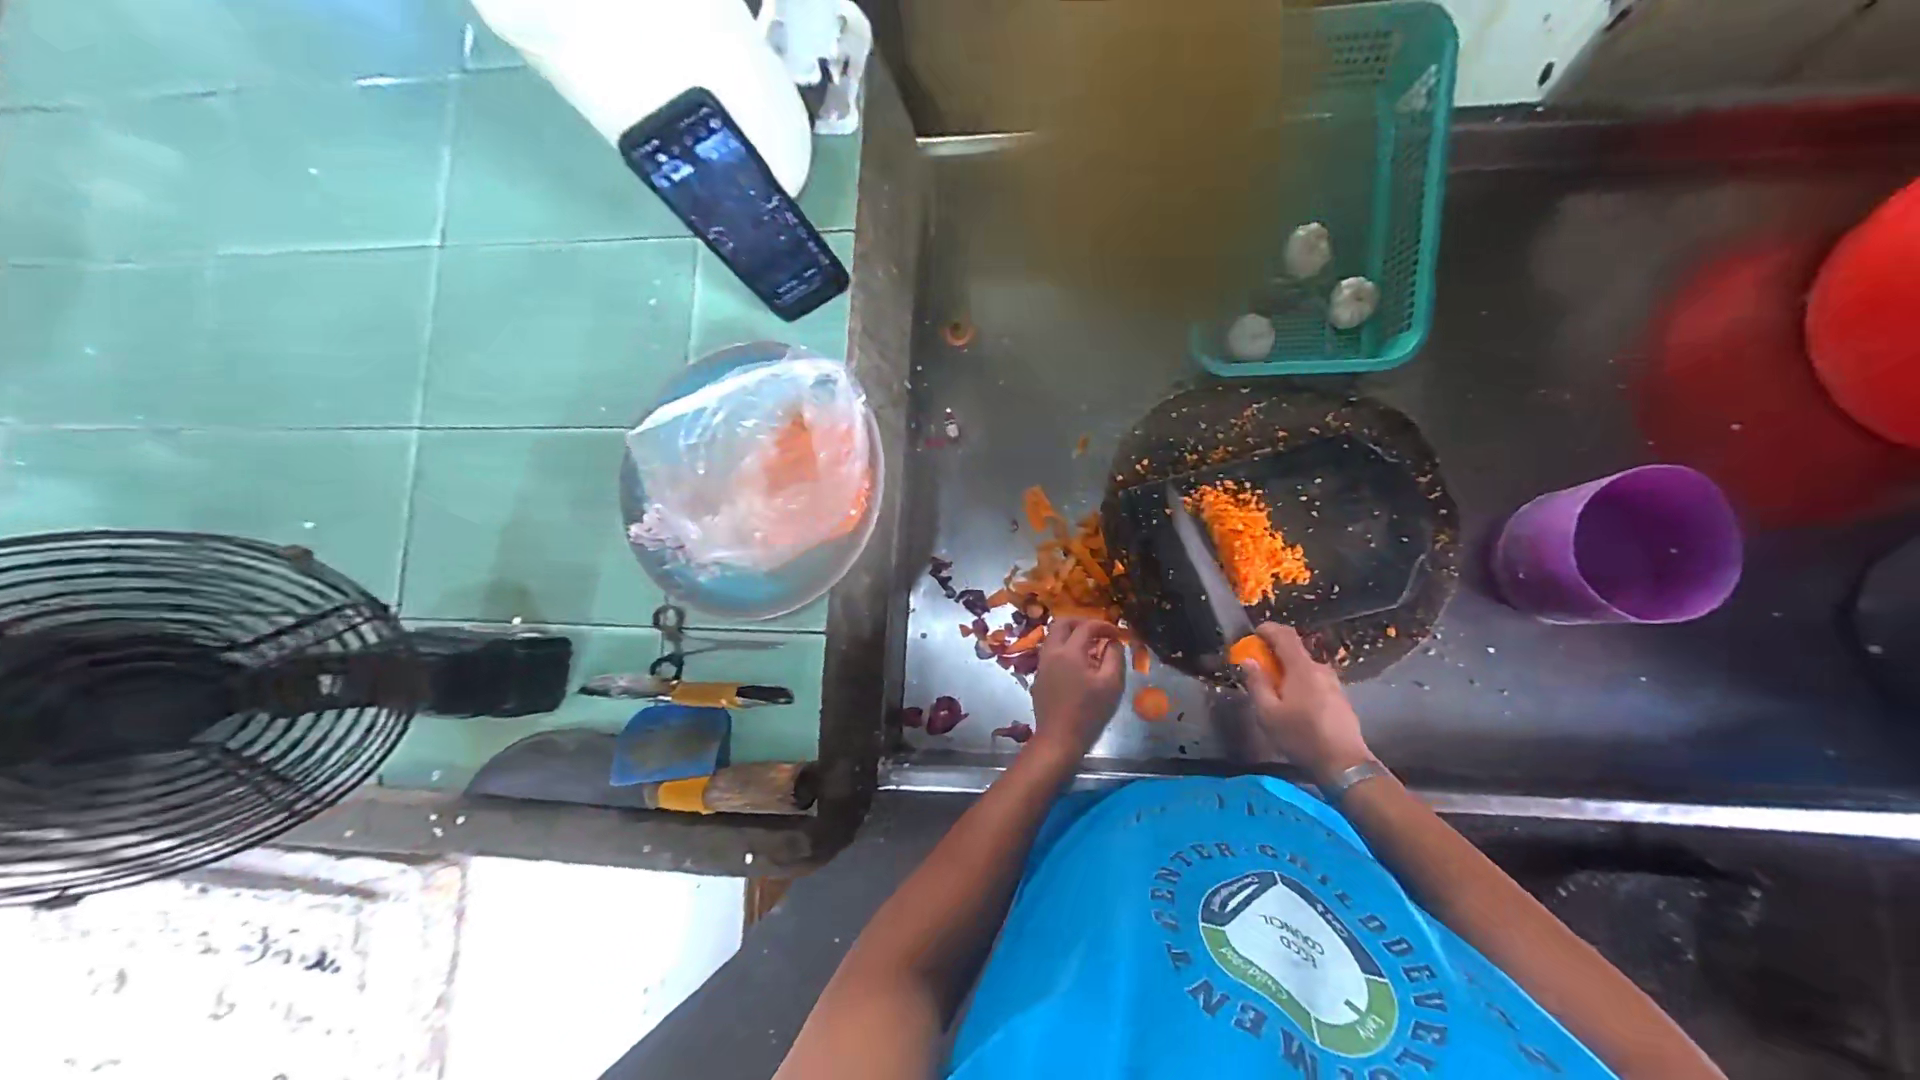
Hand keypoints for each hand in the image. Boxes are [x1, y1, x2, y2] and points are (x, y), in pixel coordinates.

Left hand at [1029, 617, 1124, 758]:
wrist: (1059, 738)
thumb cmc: (1089, 712)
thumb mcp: (1111, 684)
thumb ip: (1115, 657)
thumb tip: (1113, 642)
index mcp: (1069, 651)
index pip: (1086, 626)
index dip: (1104, 625)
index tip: (1117, 633)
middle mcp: (1051, 652)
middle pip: (1062, 624)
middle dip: (1082, 623)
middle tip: (1099, 633)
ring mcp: (1041, 665)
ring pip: (1053, 637)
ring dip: (1071, 636)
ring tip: (1091, 648)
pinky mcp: (1038, 677)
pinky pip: (1051, 653)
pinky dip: (1064, 649)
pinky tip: (1078, 665)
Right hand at [1238, 622, 1371, 783]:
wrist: (1344, 764)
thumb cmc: (1301, 736)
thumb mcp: (1268, 713)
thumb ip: (1257, 683)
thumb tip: (1248, 661)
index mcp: (1302, 668)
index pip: (1285, 635)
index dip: (1268, 629)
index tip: (1253, 633)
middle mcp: (1320, 670)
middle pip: (1294, 652)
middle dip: (1273, 655)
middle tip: (1257, 668)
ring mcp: (1333, 684)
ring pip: (1304, 668)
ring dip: (1286, 671)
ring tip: (1273, 690)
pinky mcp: (1339, 698)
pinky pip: (1314, 681)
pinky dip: (1298, 683)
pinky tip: (1292, 704)